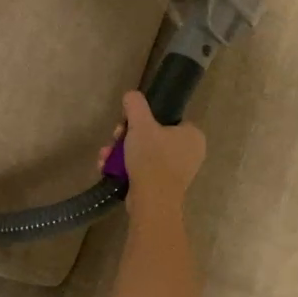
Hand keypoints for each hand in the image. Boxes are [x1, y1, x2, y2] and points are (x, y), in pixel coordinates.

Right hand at [98, 91, 205, 215]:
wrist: (152, 201)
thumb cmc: (152, 158)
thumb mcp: (140, 124)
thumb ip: (135, 105)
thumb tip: (131, 95)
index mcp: (193, 135)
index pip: (168, 118)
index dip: (144, 118)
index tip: (126, 123)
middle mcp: (190, 153)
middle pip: (152, 136)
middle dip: (126, 137)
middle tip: (114, 139)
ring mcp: (177, 172)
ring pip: (144, 153)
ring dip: (121, 153)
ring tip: (105, 156)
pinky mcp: (163, 186)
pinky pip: (143, 169)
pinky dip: (125, 167)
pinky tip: (107, 168)